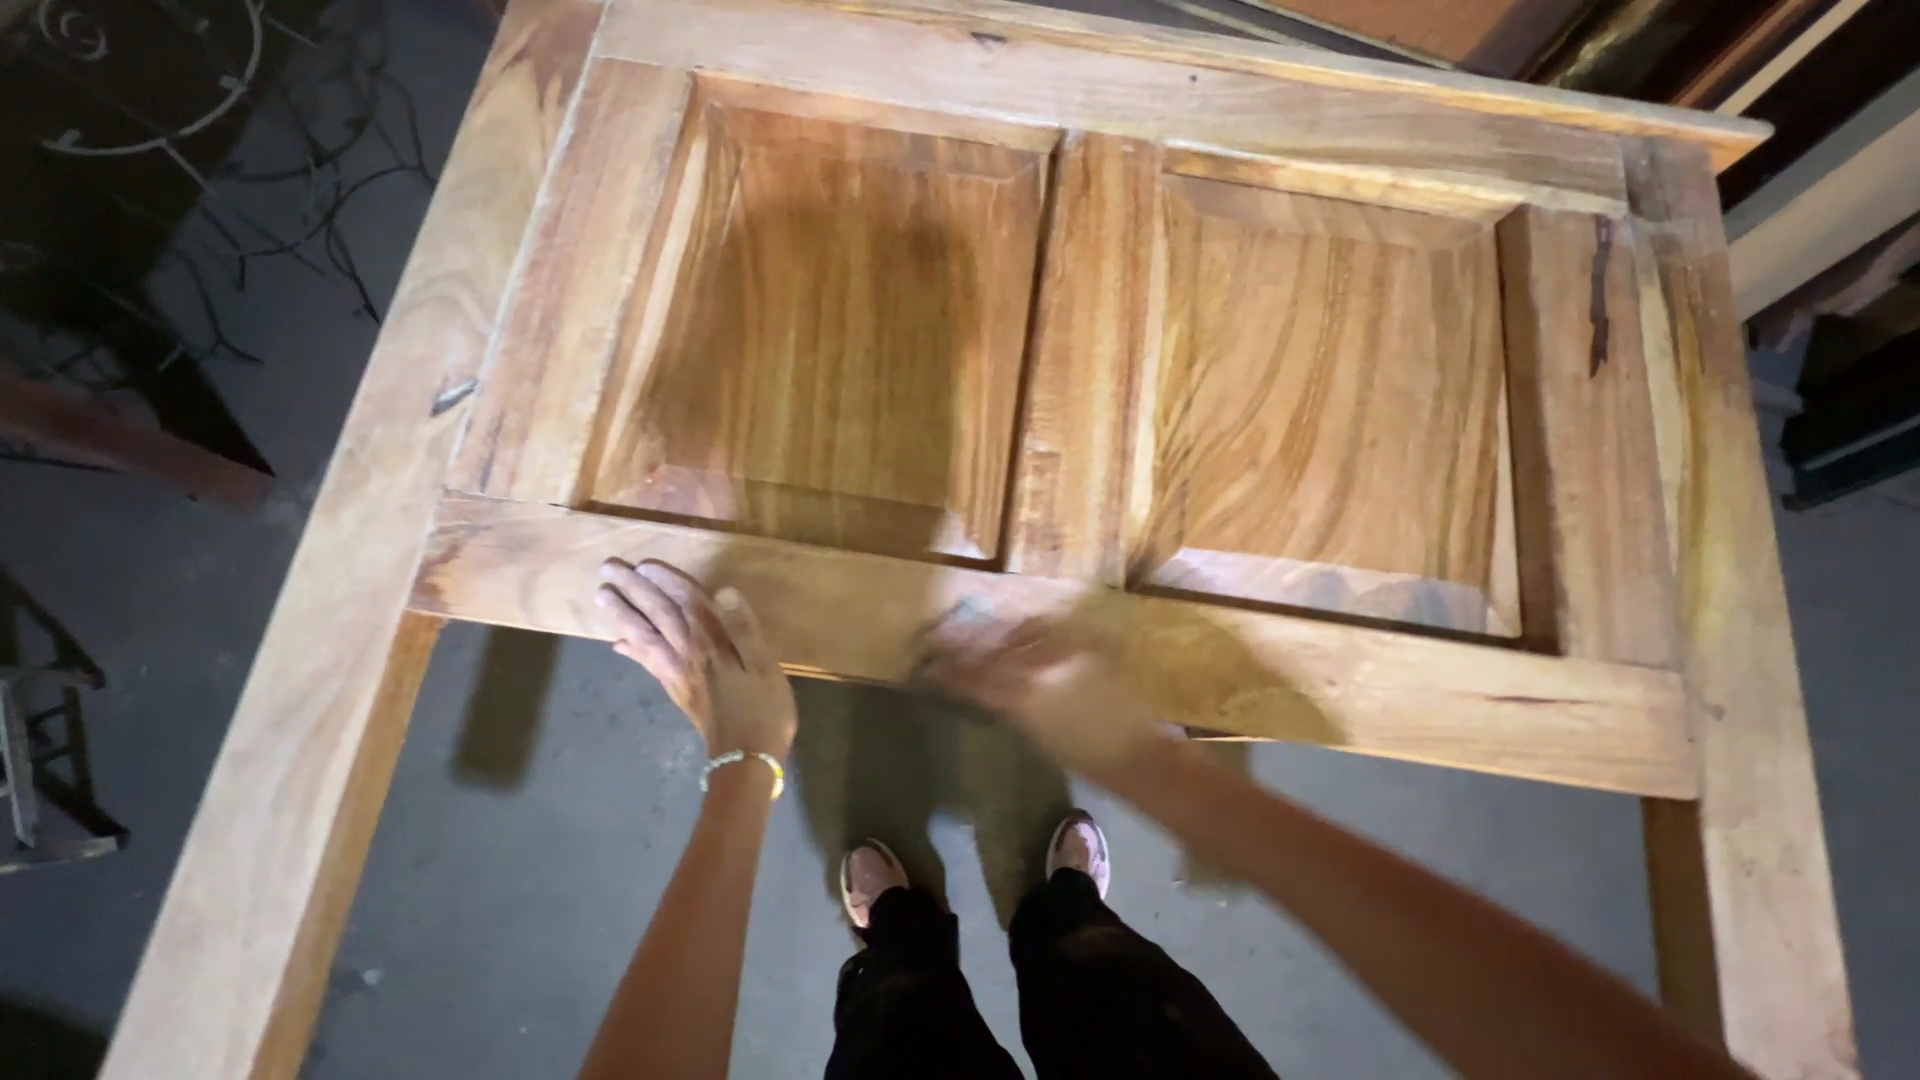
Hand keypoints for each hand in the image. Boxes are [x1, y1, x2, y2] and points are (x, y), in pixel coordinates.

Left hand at [595, 559, 797, 760]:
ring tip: (603, 596)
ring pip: (645, 637)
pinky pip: (648, 664)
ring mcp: (676, 674)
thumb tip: (723, 591)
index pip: (686, 603)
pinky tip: (618, 644)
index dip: (667, 581)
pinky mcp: (674, 690)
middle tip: (609, 568)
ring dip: (624, 615)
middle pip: (658, 616)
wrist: (745, 758)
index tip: (646, 562)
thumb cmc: (764, 710)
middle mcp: (686, 654)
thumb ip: (744, 628)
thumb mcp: (764, 667)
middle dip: (635, 590)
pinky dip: (632, 651)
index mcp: (710, 645)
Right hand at [917, 612, 1170, 777]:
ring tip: (971, 629)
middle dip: (960, 639)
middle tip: (937, 634)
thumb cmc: (1081, 756)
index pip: (973, 675)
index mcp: (1023, 694)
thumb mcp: (1031, 732)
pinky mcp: (1085, 640)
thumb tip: (978, 684)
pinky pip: (1045, 629)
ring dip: (991, 631)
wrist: (1135, 750)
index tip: (926, 666)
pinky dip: (1024, 631)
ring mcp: (1066, 646)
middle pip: (989, 644)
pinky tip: (1013, 633)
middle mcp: (1042, 662)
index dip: (946, 670)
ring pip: (1015, 629)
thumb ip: (1003, 703)